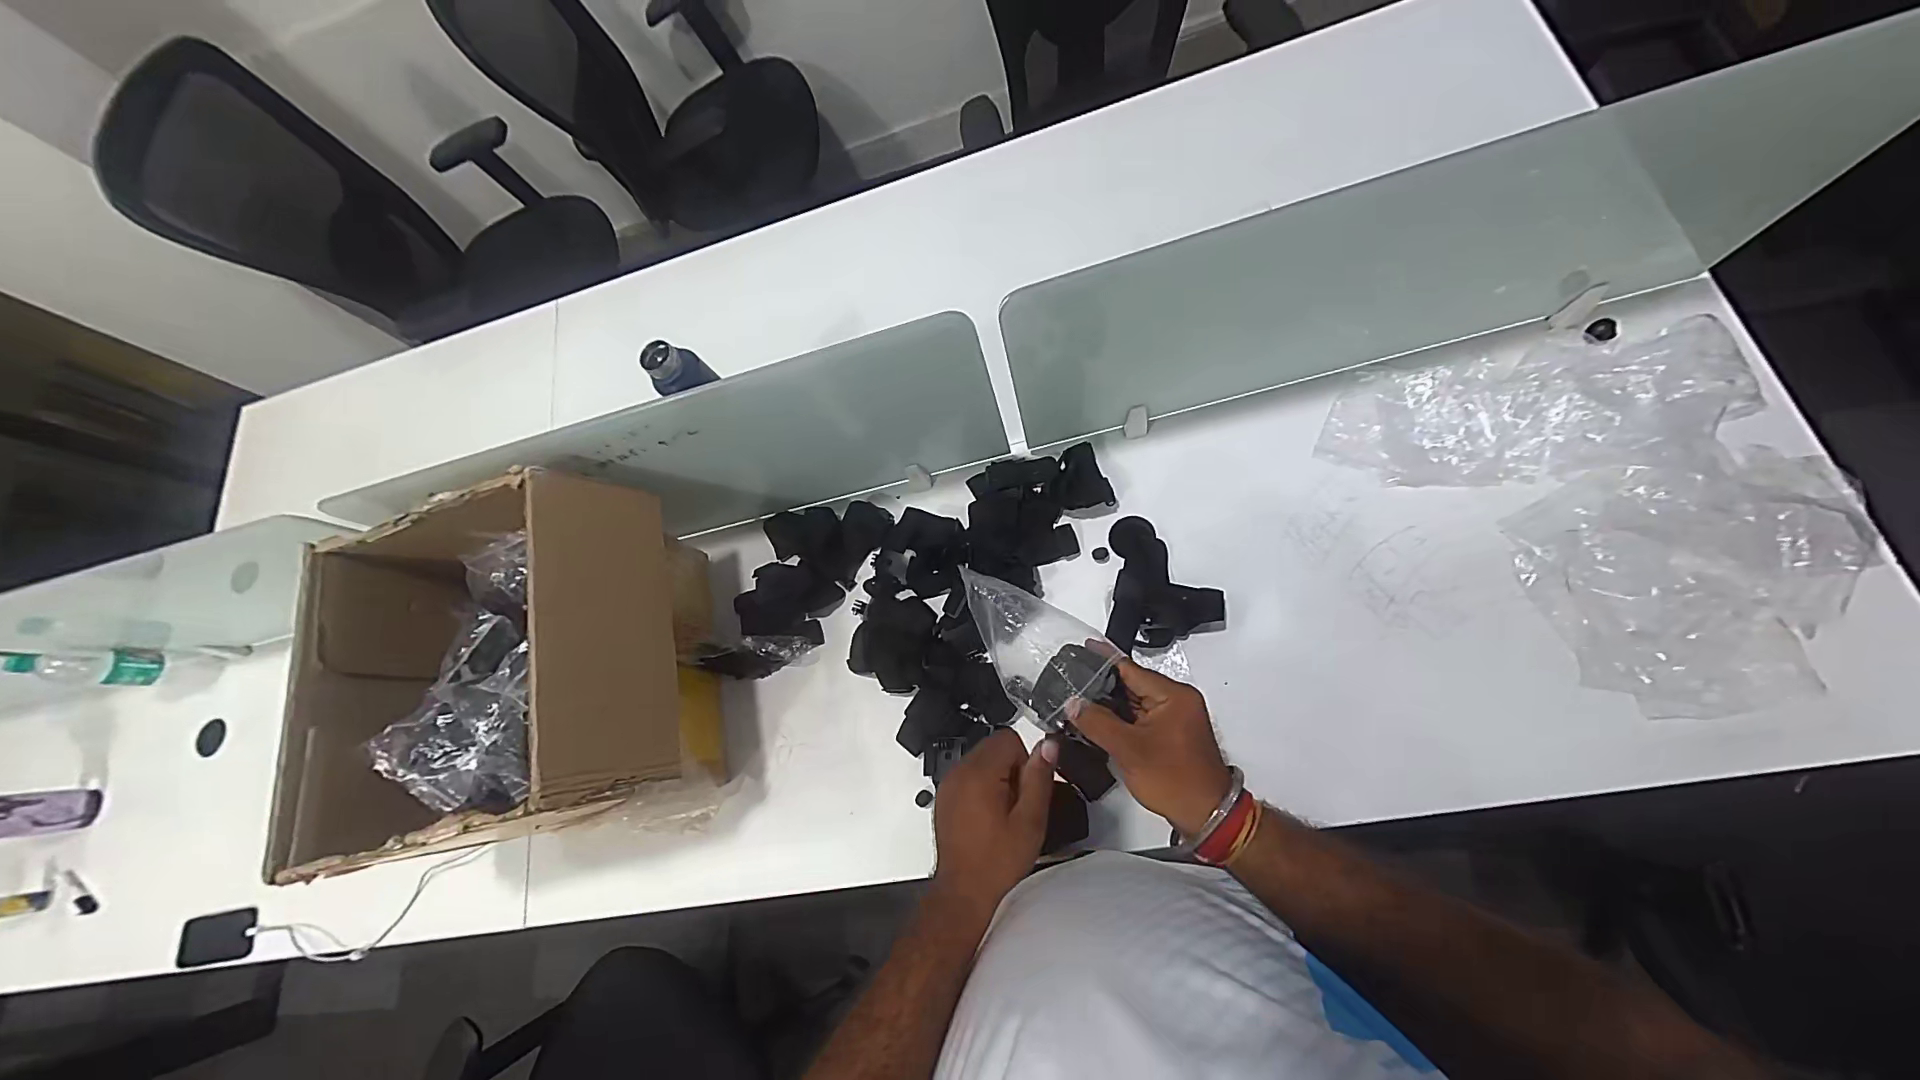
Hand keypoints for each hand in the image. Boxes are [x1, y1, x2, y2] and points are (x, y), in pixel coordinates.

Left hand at [931, 729, 1055, 916]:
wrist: (964, 891)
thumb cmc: (994, 863)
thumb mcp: (1030, 821)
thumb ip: (1040, 778)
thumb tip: (1048, 746)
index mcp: (979, 774)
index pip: (1008, 738)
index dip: (1025, 762)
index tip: (1026, 789)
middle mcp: (959, 773)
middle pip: (995, 746)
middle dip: (1012, 769)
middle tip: (1016, 805)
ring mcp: (949, 784)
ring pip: (983, 760)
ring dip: (997, 778)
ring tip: (1002, 814)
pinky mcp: (945, 795)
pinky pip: (969, 775)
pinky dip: (982, 788)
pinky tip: (988, 818)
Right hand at [1070, 659, 1232, 837]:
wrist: (1208, 816)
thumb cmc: (1176, 781)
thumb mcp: (1129, 749)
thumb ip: (1097, 722)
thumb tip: (1073, 704)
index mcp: (1173, 695)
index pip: (1130, 668)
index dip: (1102, 659)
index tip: (1081, 648)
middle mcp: (1177, 701)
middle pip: (1131, 684)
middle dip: (1100, 684)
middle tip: (1070, 680)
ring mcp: (1175, 718)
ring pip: (1133, 702)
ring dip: (1108, 704)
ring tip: (1076, 701)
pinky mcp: (1170, 735)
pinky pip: (1139, 718)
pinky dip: (1120, 720)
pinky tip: (1096, 722)